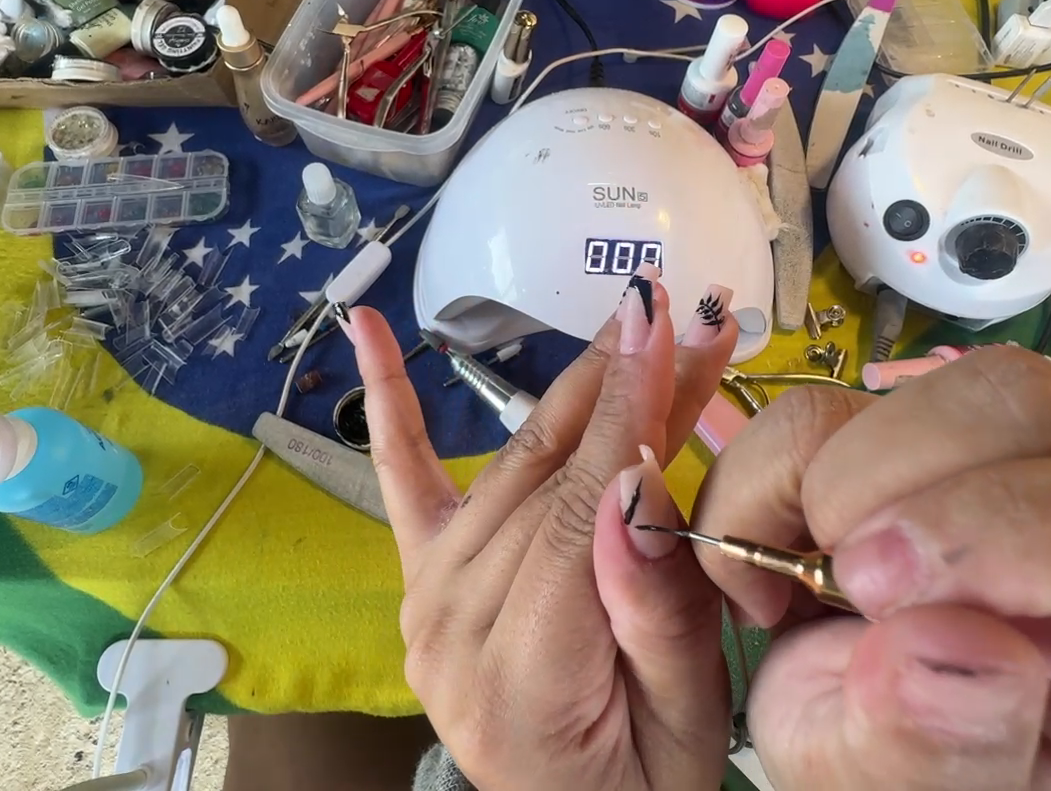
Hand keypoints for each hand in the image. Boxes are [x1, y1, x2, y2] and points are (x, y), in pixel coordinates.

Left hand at [343, 275, 739, 790]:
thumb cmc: (642, 782)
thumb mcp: (686, 722)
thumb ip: (656, 612)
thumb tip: (637, 483)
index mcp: (519, 674)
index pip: (581, 511)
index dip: (631, 412)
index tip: (667, 323)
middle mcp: (450, 622)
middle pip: (550, 474)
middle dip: (623, 382)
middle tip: (673, 307)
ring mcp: (426, 591)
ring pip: (514, 463)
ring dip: (581, 385)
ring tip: (634, 324)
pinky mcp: (422, 568)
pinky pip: (401, 475)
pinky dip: (389, 399)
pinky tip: (364, 327)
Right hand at [693, 347, 1050, 790]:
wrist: (838, 725)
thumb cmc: (906, 781)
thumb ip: (938, 755)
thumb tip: (964, 647)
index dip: (1034, 540)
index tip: (879, 596)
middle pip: (1032, 407)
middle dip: (901, 488)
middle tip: (833, 584)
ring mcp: (994, 459)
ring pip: (922, 388)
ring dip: (816, 478)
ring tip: (785, 574)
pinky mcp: (900, 433)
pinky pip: (820, 406)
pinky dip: (762, 471)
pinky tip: (763, 544)